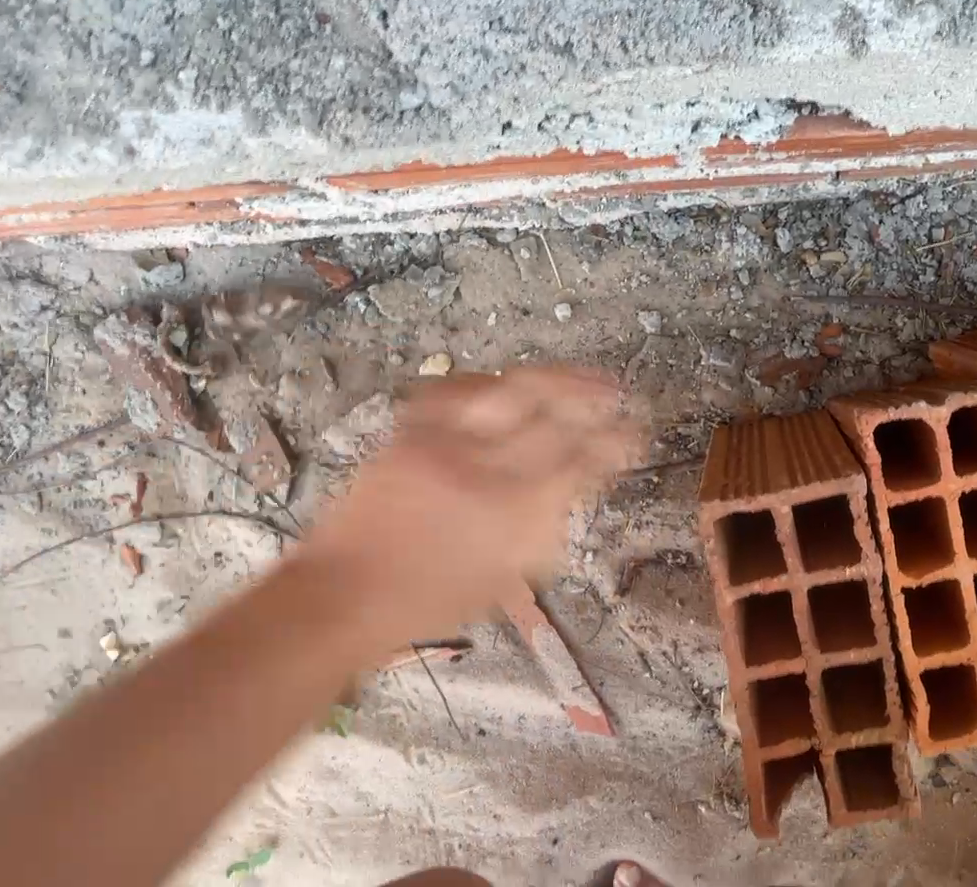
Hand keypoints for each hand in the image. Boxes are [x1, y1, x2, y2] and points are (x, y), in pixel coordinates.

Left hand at [298, 368, 644, 649]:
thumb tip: (574, 491)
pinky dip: (492, 378)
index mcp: (514, 512)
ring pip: (513, 387)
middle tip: (617, 392)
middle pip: (554, 412)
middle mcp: (486, 467)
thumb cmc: (429, 601)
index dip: (615, 442)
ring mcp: (446, 440)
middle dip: (594, 396)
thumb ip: (545, 527)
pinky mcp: (413, 429)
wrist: (341, 594)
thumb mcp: (505, 576)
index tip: (635, 433)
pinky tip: (509, 380)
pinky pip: (460, 386)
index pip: (580, 461)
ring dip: (555, 377)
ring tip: (580, 376)